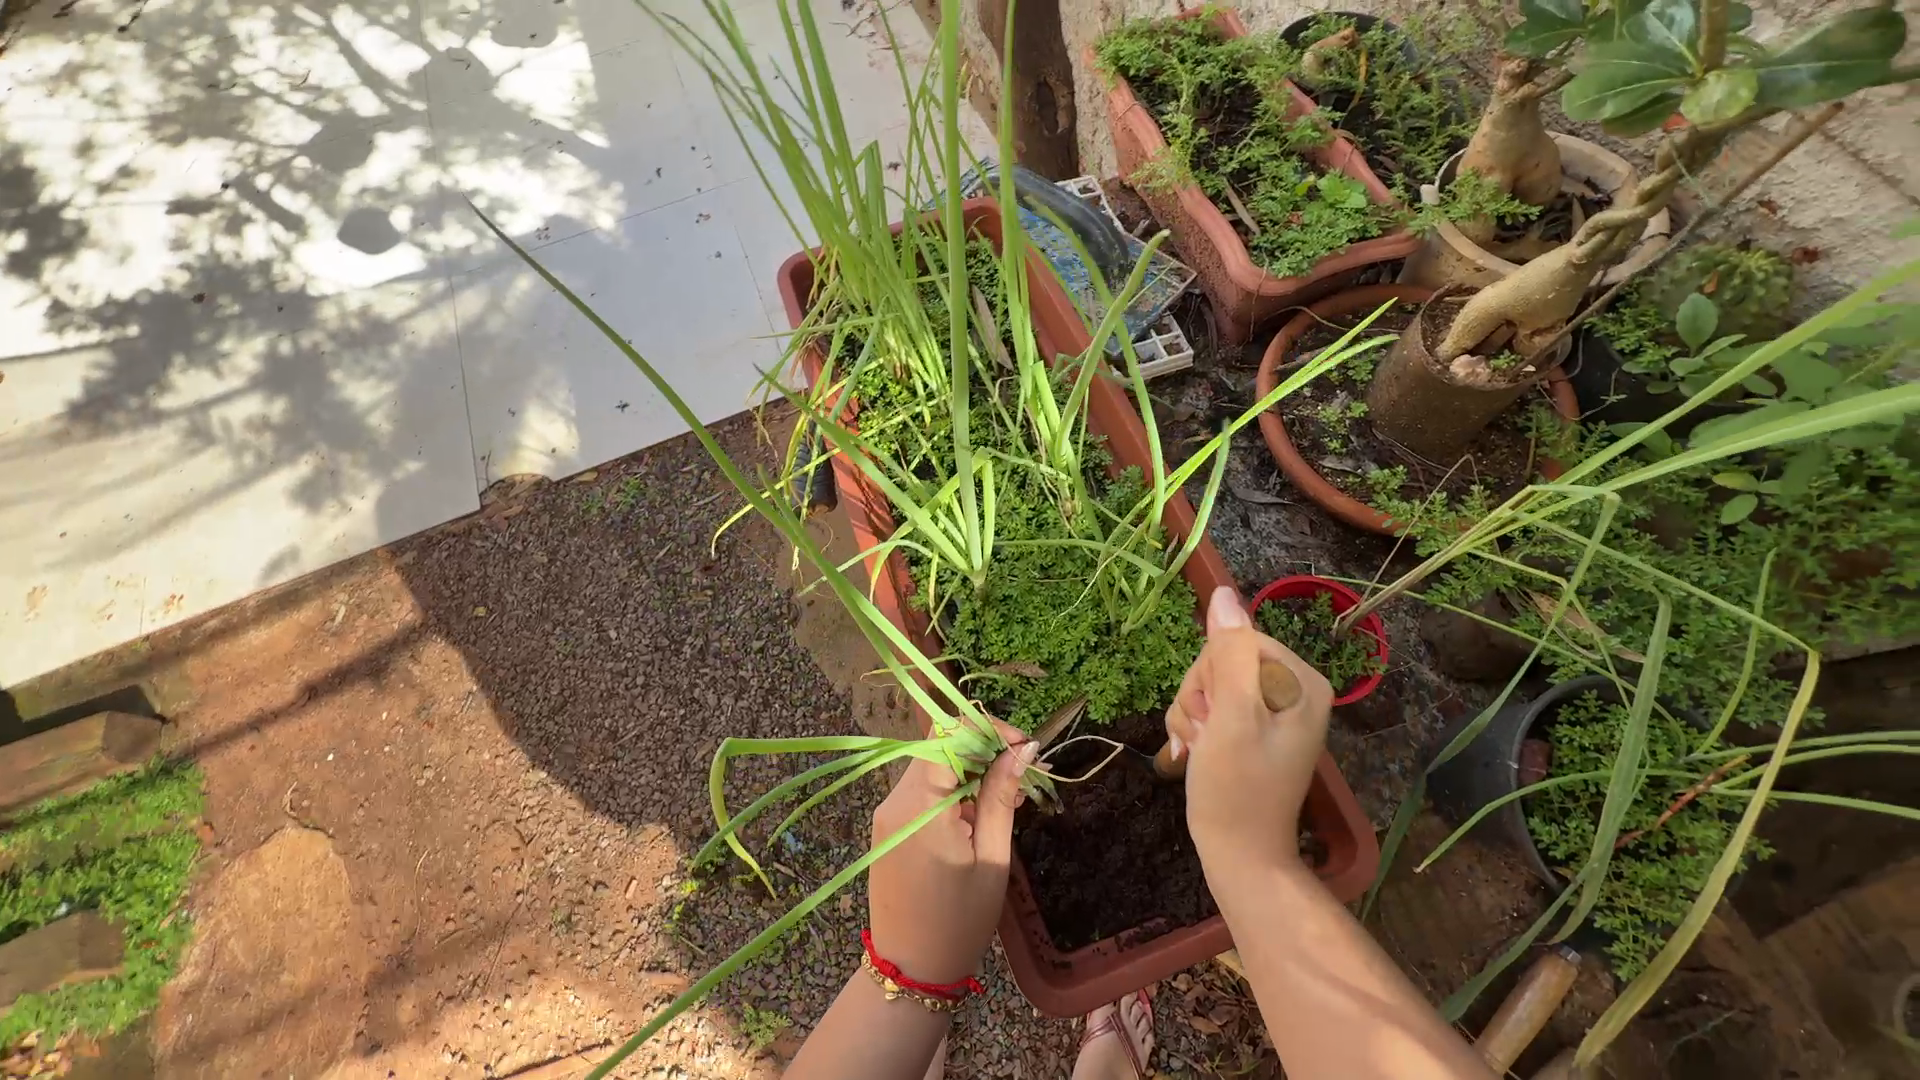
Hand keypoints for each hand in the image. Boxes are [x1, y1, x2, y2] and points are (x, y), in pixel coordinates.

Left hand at [866, 731, 1037, 985]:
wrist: (910, 970)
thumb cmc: (959, 921)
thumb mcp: (991, 858)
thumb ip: (1001, 797)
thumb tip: (1022, 749)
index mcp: (920, 806)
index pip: (948, 735)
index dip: (987, 730)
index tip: (1022, 746)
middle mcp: (895, 799)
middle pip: (940, 747)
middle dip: (984, 749)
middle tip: (1024, 774)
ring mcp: (887, 811)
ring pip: (933, 766)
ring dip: (971, 769)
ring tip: (1009, 796)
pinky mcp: (888, 825)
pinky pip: (922, 789)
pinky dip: (953, 789)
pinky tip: (981, 811)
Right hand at [1169, 586, 1331, 876]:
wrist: (1238, 854)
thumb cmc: (1237, 789)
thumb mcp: (1232, 716)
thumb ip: (1229, 653)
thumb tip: (1224, 594)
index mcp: (1301, 681)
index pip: (1237, 640)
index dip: (1211, 674)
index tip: (1215, 716)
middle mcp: (1291, 689)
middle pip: (1220, 660)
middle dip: (1199, 696)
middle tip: (1208, 736)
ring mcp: (1270, 711)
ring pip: (1207, 682)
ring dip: (1190, 714)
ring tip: (1201, 749)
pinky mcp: (1250, 729)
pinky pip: (1208, 705)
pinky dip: (1192, 727)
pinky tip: (1196, 753)